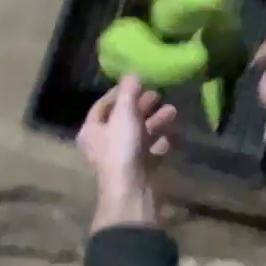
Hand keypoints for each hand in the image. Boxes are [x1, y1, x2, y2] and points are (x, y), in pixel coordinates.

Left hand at [76, 76, 177, 229]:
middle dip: (143, 106)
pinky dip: (161, 141)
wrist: (132, 192)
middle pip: (124, 119)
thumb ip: (129, 93)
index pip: (103, 105)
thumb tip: (132, 72)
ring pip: (140, 134)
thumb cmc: (121, 150)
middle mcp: (105, 143)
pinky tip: (173, 133)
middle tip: (159, 94)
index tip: (139, 82)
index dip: (119, 92)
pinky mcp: (139, 168)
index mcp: (92, 131)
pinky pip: (151, 150)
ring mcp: (123, 157)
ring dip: (156, 121)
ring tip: (173, 111)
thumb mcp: (124, 116)